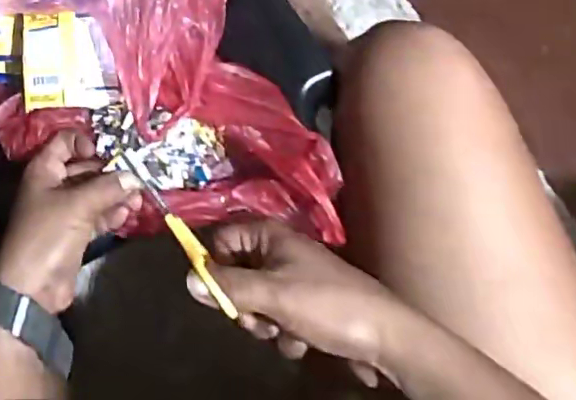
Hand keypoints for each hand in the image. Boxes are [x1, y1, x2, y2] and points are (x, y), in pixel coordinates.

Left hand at [0, 129, 141, 313]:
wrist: (32, 290)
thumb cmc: (48, 235)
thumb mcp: (77, 205)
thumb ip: (107, 188)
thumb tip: (134, 176)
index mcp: (44, 169)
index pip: (66, 141)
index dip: (86, 141)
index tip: (109, 151)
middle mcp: (53, 184)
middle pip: (84, 167)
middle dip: (110, 171)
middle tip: (136, 175)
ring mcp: (64, 209)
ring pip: (93, 192)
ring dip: (115, 193)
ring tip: (138, 197)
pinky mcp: (74, 231)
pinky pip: (96, 214)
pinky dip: (111, 212)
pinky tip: (127, 214)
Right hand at [187, 220, 408, 388]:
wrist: (387, 337)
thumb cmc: (326, 305)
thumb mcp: (273, 296)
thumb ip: (229, 287)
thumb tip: (188, 279)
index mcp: (268, 234)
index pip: (222, 241)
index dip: (215, 268)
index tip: (218, 297)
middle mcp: (278, 249)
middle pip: (237, 273)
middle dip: (244, 303)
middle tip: (257, 321)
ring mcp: (293, 276)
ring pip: (256, 299)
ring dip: (265, 321)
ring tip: (285, 332)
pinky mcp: (307, 303)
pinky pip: (278, 315)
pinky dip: (284, 330)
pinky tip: (303, 341)